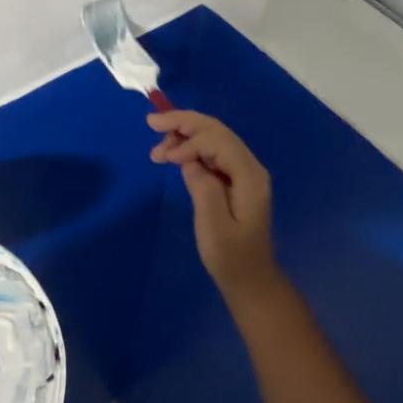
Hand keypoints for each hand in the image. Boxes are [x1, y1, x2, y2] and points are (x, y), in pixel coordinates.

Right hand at [148, 111, 277, 296]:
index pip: (218, 140)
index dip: (190, 139)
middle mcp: (249, 167)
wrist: (250, 281)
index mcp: (249, 177)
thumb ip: (204, 188)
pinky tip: (173, 155)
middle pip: (216, 131)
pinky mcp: (233, 179)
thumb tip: (190, 162)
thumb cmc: (231, 258)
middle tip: (152, 122)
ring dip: (185, 135)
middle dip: (184, 123)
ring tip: (157, 150)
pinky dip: (190, 148)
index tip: (164, 157)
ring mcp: (242, 172)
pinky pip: (211, 152)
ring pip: (212, 138)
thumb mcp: (214, 227)